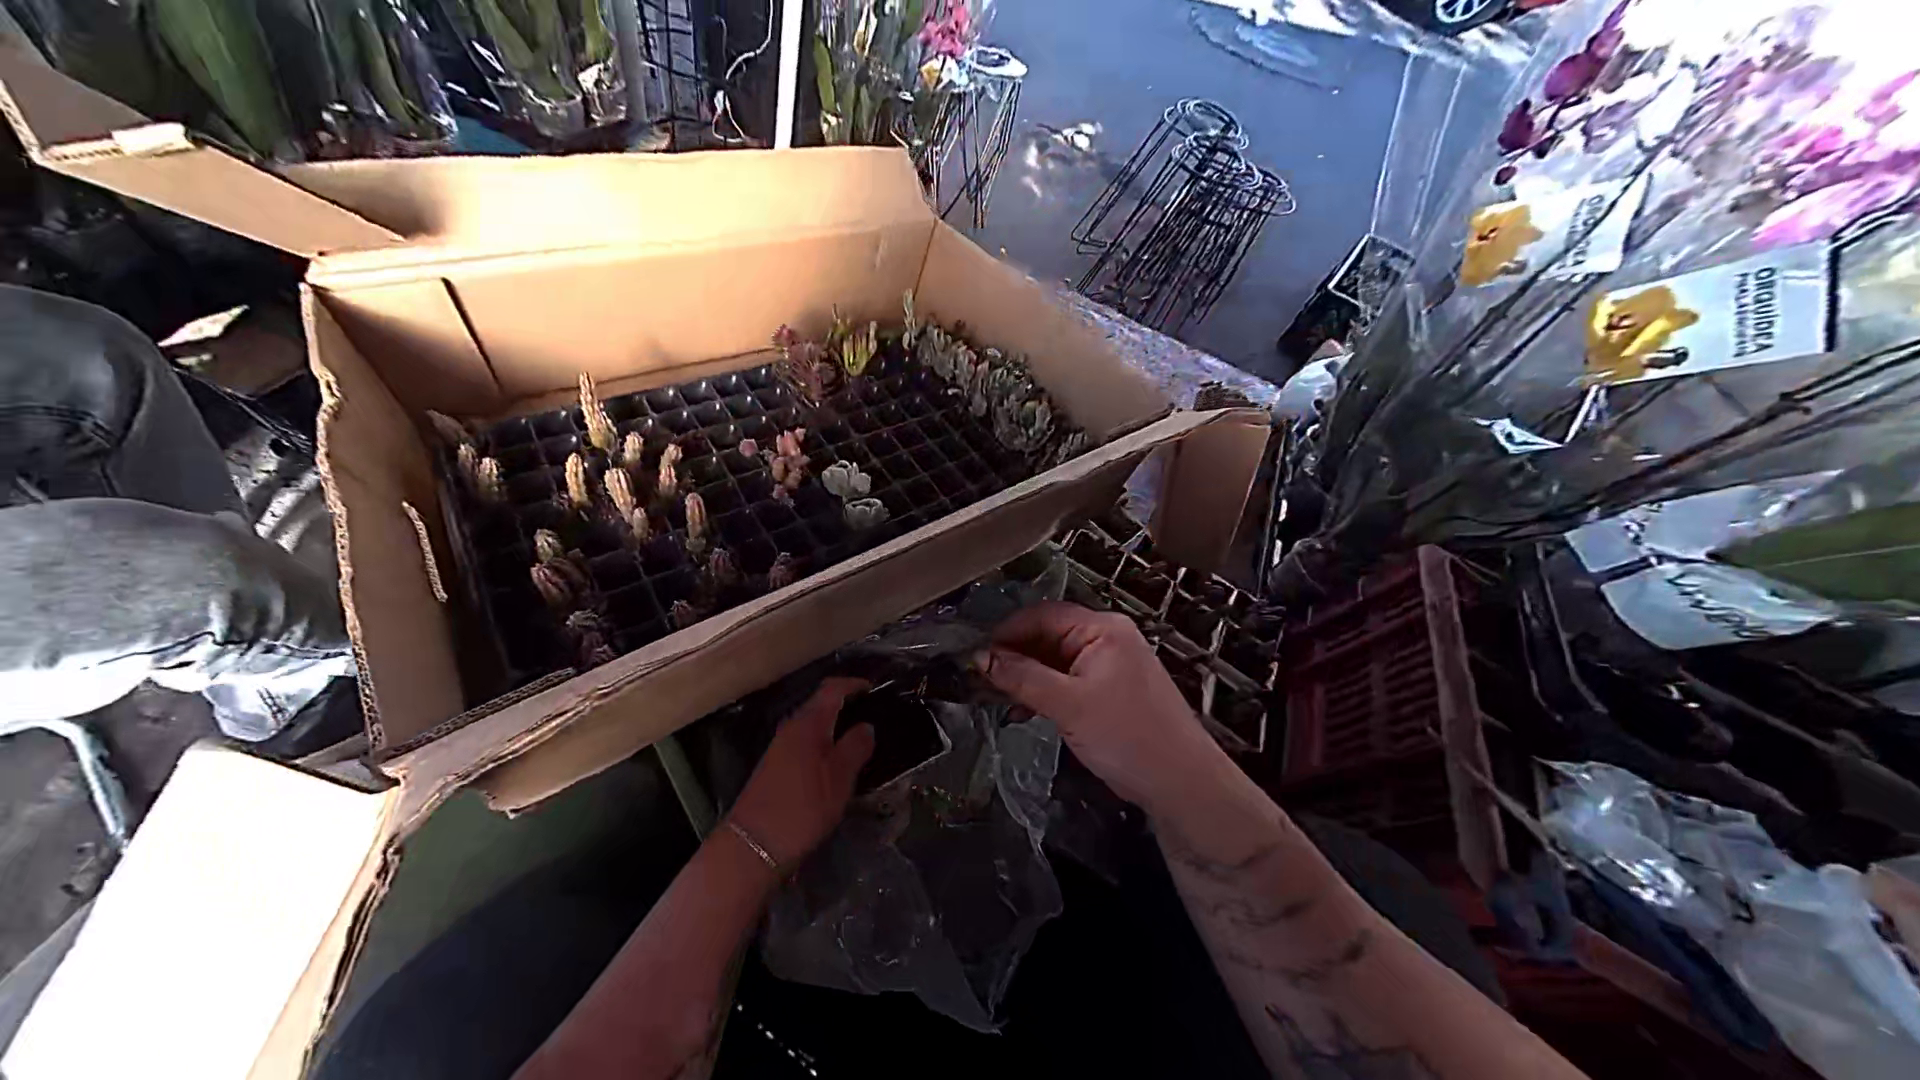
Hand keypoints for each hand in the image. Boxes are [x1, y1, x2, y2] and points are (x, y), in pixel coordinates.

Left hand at [728, 677, 873, 871]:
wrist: (752, 846)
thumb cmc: (802, 808)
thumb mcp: (839, 779)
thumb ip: (855, 748)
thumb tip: (866, 725)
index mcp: (808, 724)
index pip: (831, 689)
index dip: (853, 684)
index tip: (874, 688)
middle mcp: (791, 728)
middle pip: (820, 704)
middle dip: (846, 704)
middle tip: (873, 715)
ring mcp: (779, 748)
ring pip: (813, 725)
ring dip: (835, 726)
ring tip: (860, 739)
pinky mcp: (775, 767)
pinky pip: (805, 742)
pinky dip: (824, 743)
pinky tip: (836, 761)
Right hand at [980, 601, 1228, 815]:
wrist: (1183, 785)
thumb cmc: (1128, 737)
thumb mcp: (1068, 705)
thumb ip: (1021, 676)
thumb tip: (978, 657)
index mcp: (1103, 628)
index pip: (1042, 616)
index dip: (1005, 633)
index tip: (973, 655)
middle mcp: (1107, 638)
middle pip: (1047, 636)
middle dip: (1013, 656)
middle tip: (978, 680)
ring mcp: (1109, 664)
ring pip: (1054, 660)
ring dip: (1024, 677)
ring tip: (994, 698)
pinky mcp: (1109, 690)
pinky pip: (1066, 680)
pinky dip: (1042, 691)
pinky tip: (1021, 709)